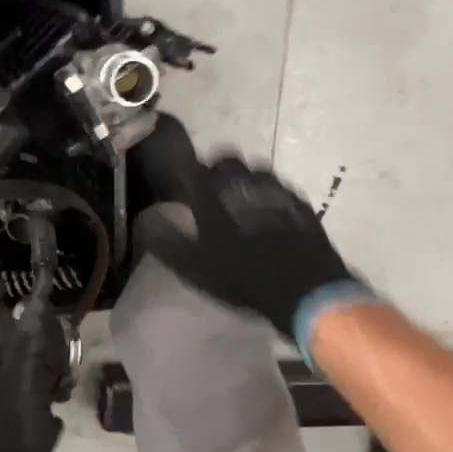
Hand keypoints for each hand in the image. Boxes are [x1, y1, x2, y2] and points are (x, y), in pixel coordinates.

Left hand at [0, 317, 64, 451]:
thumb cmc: (7, 449)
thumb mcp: (20, 391)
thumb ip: (28, 350)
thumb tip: (34, 302)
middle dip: (4, 366)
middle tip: (33, 351)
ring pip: (3, 407)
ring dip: (25, 393)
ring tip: (55, 381)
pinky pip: (21, 433)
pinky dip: (37, 422)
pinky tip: (57, 420)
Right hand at [130, 115, 375, 346]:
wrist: (307, 291)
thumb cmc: (244, 280)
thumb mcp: (195, 269)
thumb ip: (167, 241)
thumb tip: (146, 220)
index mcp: (214, 194)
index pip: (192, 166)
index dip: (186, 171)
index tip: (183, 184)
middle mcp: (243, 182)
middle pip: (226, 161)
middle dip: (217, 172)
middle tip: (214, 196)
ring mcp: (275, 188)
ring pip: (254, 171)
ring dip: (245, 182)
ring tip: (242, 206)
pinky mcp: (299, 201)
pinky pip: (278, 187)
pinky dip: (269, 196)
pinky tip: (268, 216)